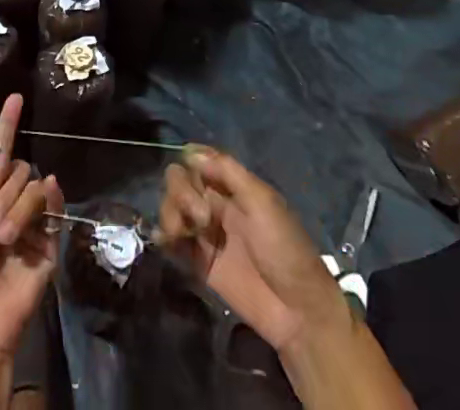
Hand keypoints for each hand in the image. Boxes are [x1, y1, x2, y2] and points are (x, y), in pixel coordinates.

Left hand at [0, 94, 64, 354]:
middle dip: (4, 195)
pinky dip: (47, 200)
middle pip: (18, 170)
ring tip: (5, 240)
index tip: (15, 98)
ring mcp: (33, 216)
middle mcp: (11, 200)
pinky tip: (44, 204)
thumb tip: (10, 158)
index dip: (7, 126)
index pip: (0, 153)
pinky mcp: (51, 234)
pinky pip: (54, 203)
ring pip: (34, 186)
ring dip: (17, 210)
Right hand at [156, 147, 349, 354]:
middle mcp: (218, 205)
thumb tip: (191, 150)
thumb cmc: (284, 247)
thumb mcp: (262, 202)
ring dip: (171, 214)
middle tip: (201, 217)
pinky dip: (164, 236)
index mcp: (236, 187)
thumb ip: (228, 173)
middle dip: (181, 192)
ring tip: (182, 235)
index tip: (190, 170)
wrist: (295, 308)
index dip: (191, 162)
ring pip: (173, 209)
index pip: (202, 161)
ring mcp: (206, 234)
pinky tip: (168, 241)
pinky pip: (172, 241)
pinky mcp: (198, 262)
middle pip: (182, 182)